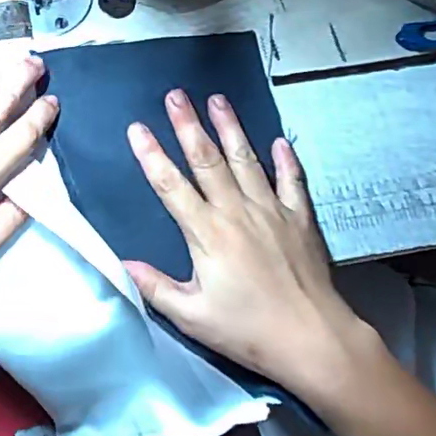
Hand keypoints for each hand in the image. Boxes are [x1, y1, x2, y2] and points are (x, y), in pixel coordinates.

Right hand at [122, 91, 378, 404]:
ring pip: (246, 161)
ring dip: (230, 128)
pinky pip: (291, 182)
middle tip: (176, 95)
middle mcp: (237, 212)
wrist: (313, 339)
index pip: (171, 186)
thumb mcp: (192, 317)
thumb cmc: (248, 330)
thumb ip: (156, 287)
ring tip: (218, 100)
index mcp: (207, 234)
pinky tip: (279, 141)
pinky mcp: (299, 219)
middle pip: (207, 161)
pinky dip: (285, 160)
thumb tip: (122, 264)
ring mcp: (271, 212)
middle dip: (188, 125)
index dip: (151, 155)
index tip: (137, 128)